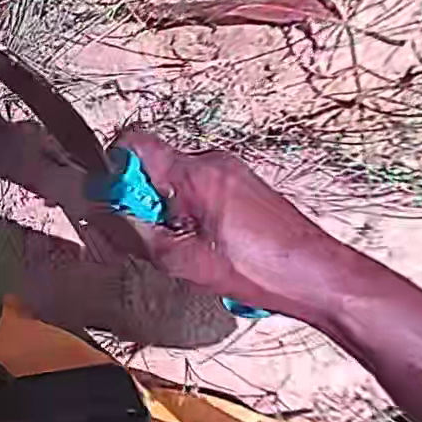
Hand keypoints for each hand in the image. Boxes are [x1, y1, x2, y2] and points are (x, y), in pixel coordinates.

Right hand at [110, 129, 371, 321]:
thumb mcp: (176, 258)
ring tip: (179, 240)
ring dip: (162, 204)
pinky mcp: (242, 184)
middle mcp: (212, 162)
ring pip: (172, 176)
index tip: (113, 197)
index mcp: (193, 173)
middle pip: (150, 163)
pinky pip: (195, 184)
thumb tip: (98, 214)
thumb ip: (129, 231)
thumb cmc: (258, 269)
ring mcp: (231, 171)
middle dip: (138, 195)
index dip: (111, 167)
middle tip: (147, 230)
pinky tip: (199, 238)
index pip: (132, 143)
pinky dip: (184, 207)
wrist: (323, 278)